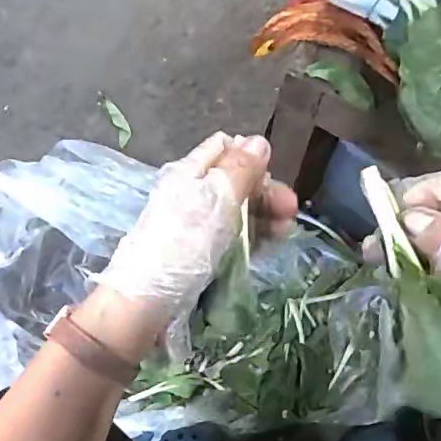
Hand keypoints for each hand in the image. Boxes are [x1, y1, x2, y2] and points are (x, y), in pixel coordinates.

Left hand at [95, 132, 297, 327]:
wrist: (150, 299)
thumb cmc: (184, 242)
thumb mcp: (216, 198)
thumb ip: (239, 169)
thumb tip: (257, 140)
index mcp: (188, 172)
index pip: (223, 149)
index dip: (251, 157)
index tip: (273, 174)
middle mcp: (189, 196)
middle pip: (233, 183)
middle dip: (265, 192)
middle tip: (291, 211)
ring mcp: (193, 227)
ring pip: (235, 213)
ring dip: (263, 218)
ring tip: (285, 231)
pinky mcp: (197, 255)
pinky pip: (229, 239)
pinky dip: (250, 238)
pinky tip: (268, 245)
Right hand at [380, 172, 440, 395]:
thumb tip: (406, 217)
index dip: (436, 189)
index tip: (402, 202)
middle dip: (409, 220)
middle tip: (379, 230)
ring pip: (425, 252)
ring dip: (397, 248)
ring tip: (372, 254)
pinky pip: (418, 283)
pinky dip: (399, 275)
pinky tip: (383, 274)